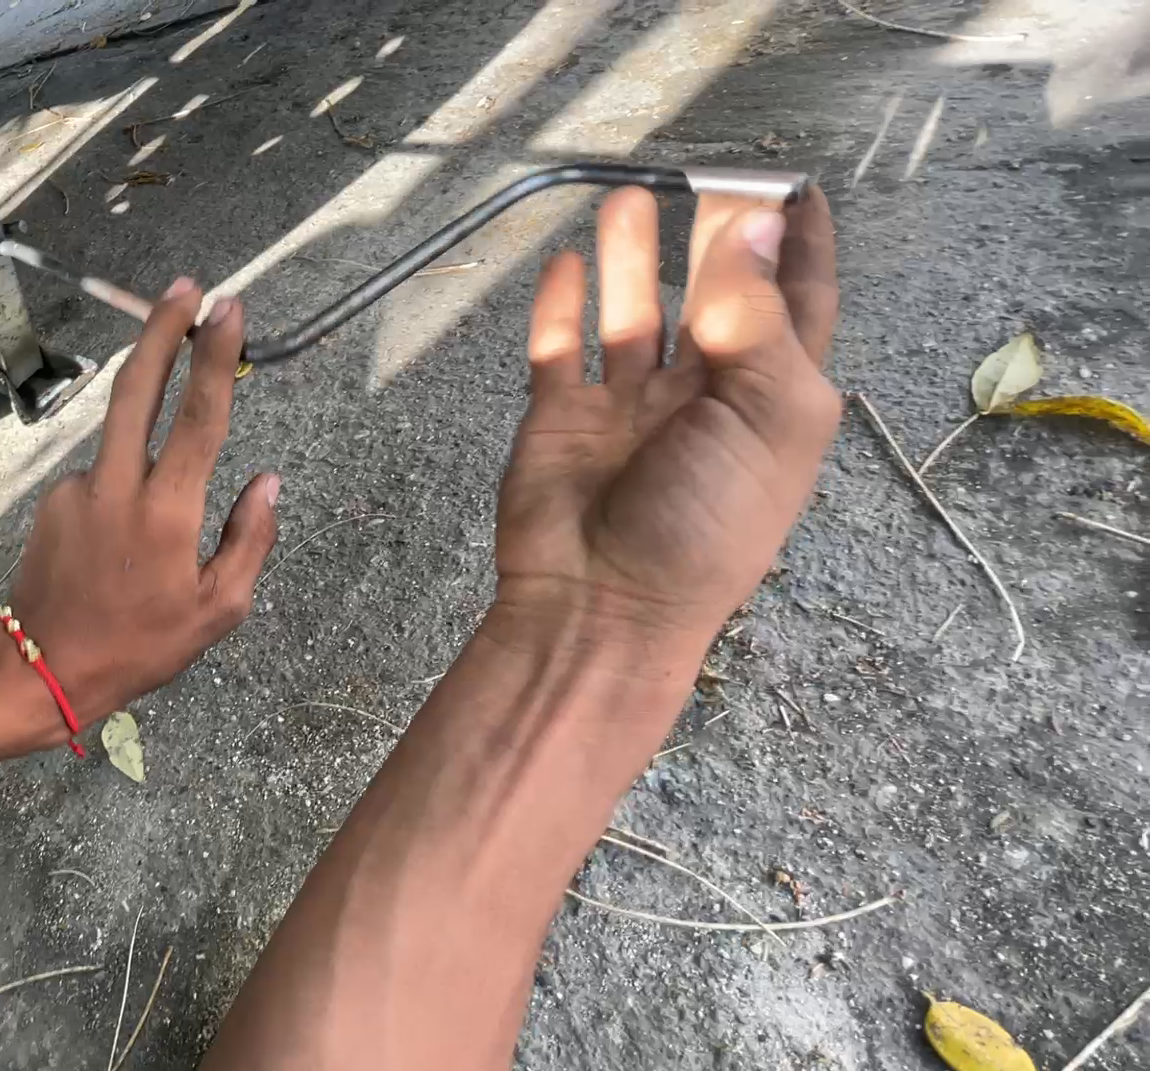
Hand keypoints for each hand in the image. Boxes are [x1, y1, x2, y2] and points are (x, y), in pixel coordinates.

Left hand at [9, 278, 279, 727]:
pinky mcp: (52, 497)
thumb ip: (250, 540)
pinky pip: (101, 478)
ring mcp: (76, 487)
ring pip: (122, 442)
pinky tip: (114, 550)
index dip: (215, 357)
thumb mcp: (218, 611)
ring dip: (145, 453)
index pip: (200, 418)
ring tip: (142, 545)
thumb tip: (268, 482)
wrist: (41, 668)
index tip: (227, 306)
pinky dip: (121, 494)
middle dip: (160, 330)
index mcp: (167, 513)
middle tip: (183, 287)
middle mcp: (117, 486)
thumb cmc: (141, 645)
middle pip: (136, 388)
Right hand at [488, 185, 839, 670]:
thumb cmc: (704, 521)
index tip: (796, 188)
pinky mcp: (558, 418)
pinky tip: (566, 266)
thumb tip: (756, 224)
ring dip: (627, 261)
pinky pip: (560, 353)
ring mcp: (622, 407)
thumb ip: (755, 320)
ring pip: (628, 317)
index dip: (800, 248)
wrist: (599, 599)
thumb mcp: (764, 419)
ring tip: (624, 200)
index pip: (796, 305)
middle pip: (706, 300)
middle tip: (702, 183)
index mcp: (768, 398)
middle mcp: (697, 395)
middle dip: (708, 242)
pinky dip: (559, 310)